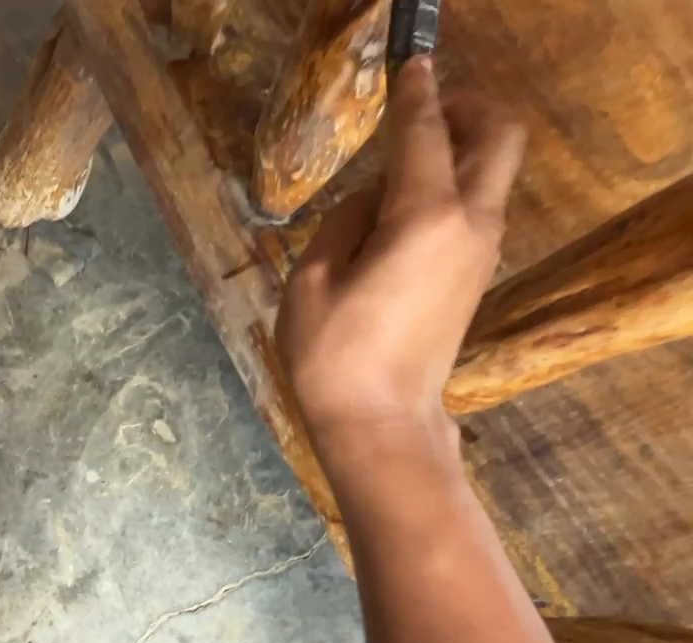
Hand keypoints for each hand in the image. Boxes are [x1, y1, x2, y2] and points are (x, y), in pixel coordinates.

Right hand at [274, 58, 525, 449]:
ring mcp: (481, 249)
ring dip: (463, 150)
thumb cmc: (330, 353)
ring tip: (407, 162)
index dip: (416, 98)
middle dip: (470, 110)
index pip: (424, 139)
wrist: (377, 414)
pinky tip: (407, 209)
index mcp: (422, 220)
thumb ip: (340, 227)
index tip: (415, 64)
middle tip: (430, 108)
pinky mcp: (475, 273)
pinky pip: (478, 207)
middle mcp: (469, 222)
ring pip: (493, 172)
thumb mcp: (309, 285)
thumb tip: (367, 200)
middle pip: (498, 138)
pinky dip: (455, 186)